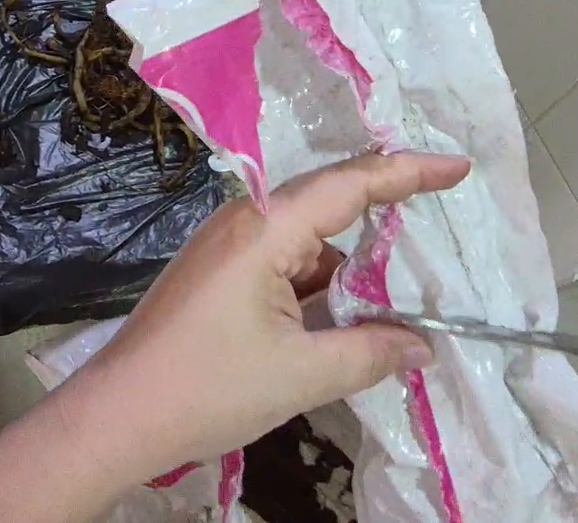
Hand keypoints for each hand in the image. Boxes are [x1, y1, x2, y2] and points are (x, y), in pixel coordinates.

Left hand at [52, 150, 470, 484]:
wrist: (120, 410)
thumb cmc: (207, 385)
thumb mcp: (299, 374)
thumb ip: (368, 353)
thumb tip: (422, 346)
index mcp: (264, 227)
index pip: (347, 184)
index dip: (405, 171)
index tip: (456, 166)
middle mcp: (246, 219)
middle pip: (327, 198)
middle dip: (384, 202)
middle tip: (442, 198)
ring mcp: (230, 243)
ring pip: (306, 233)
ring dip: (351, 253)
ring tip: (407, 269)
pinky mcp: (222, 268)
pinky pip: (285, 257)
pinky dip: (321, 275)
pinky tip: (351, 301)